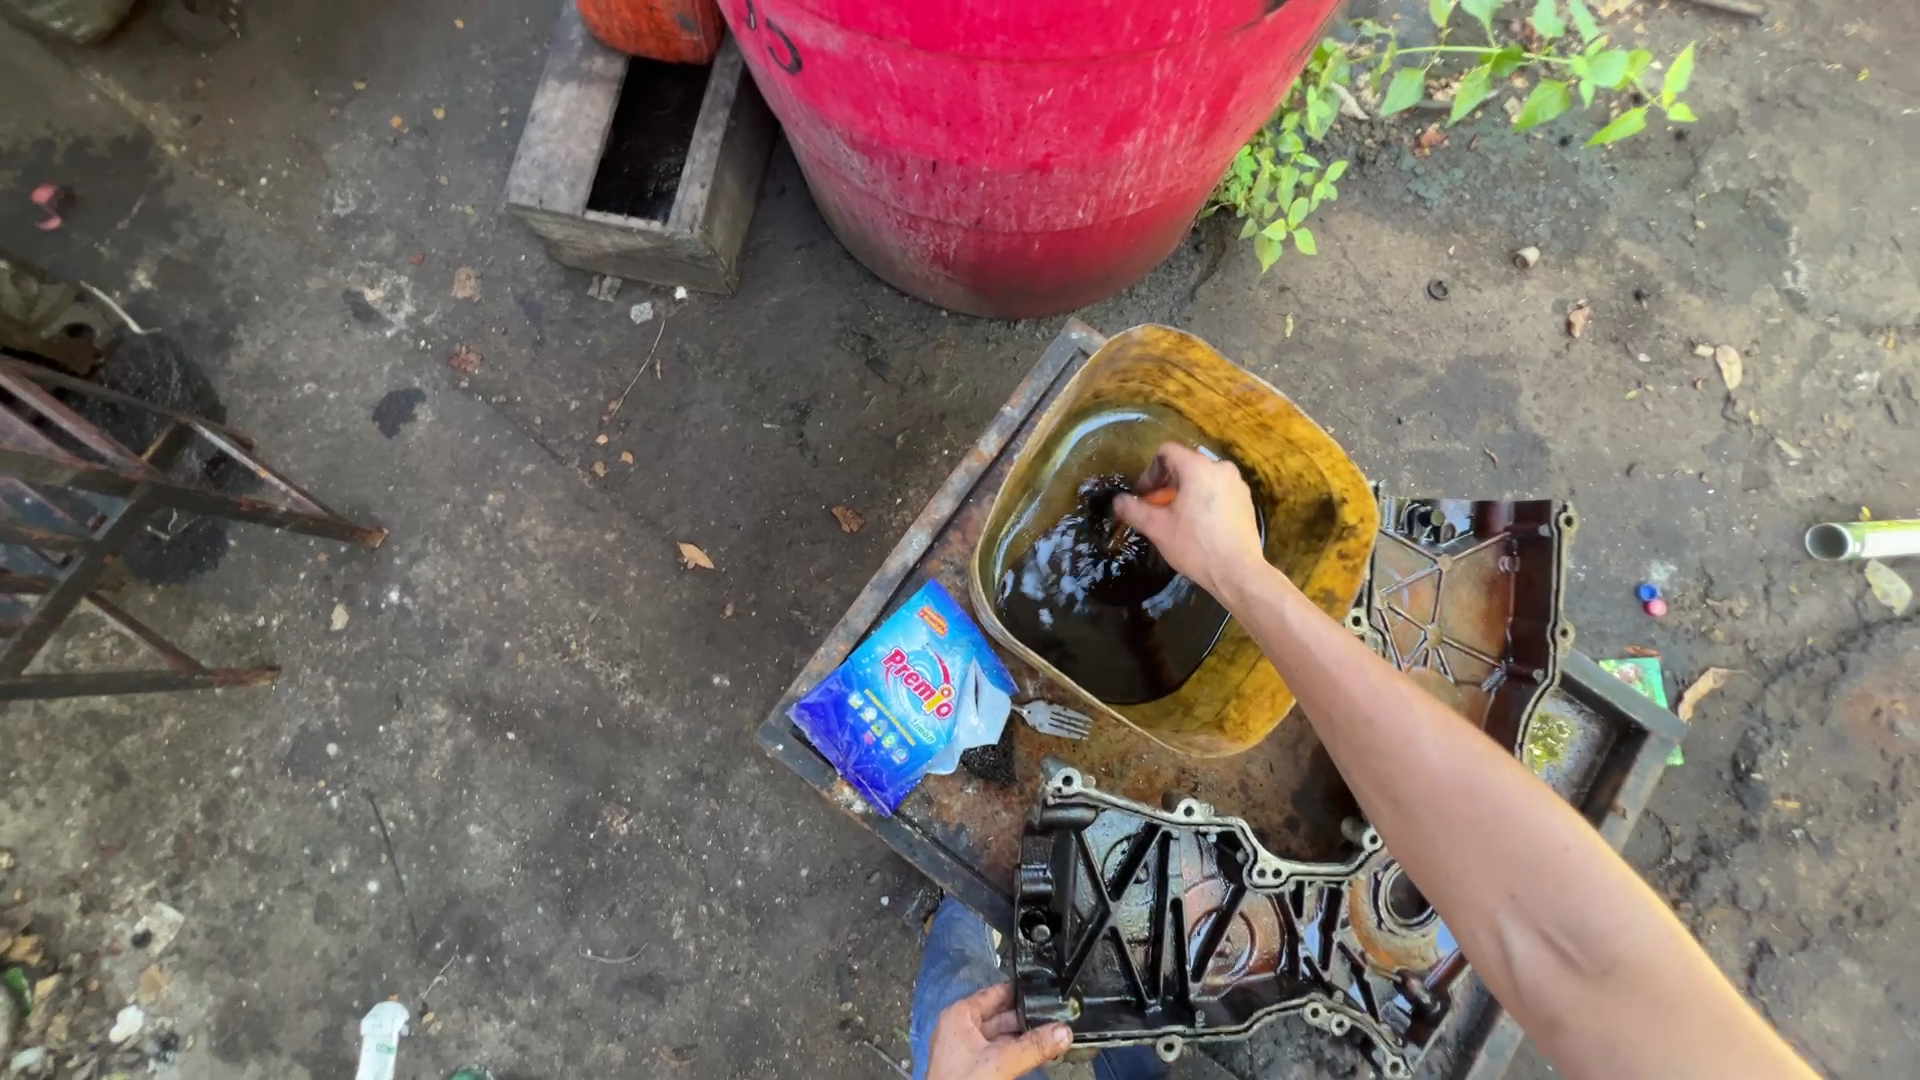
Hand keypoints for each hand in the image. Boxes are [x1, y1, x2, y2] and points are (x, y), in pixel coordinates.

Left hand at [926, 983, 1070, 1079]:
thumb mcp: (1001, 1062)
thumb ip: (1033, 1046)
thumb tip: (1063, 1031)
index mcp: (960, 1015)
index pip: (994, 993)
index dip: (1019, 991)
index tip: (1043, 990)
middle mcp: (960, 1029)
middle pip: (999, 1016)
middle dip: (1025, 1018)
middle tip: (1054, 1016)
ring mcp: (964, 1051)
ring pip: (1000, 1037)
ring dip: (1022, 1038)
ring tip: (1048, 1035)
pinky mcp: (971, 1071)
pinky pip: (997, 1055)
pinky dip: (1014, 1054)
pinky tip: (1032, 1055)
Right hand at [1114, 442, 1266, 600]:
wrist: (1237, 571)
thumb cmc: (1195, 546)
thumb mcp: (1157, 528)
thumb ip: (1133, 509)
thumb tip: (1118, 501)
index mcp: (1198, 468)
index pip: (1166, 452)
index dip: (1149, 472)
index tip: (1144, 496)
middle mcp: (1220, 468)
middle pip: (1184, 464)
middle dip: (1166, 484)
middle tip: (1157, 510)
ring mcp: (1237, 483)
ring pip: (1201, 477)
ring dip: (1184, 492)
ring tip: (1177, 518)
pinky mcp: (1245, 499)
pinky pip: (1217, 489)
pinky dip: (1202, 499)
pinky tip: (1199, 524)